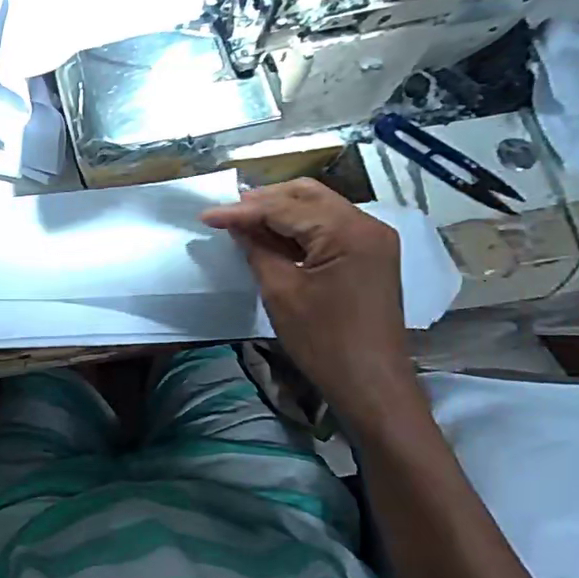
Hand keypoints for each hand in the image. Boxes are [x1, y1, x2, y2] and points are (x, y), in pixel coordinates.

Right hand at [200, 179, 416, 423]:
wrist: (370, 382)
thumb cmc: (323, 340)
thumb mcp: (280, 291)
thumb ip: (257, 249)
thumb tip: (235, 226)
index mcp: (348, 232)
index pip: (285, 207)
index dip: (241, 211)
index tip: (206, 216)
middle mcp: (367, 225)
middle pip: (307, 195)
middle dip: (263, 201)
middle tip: (226, 214)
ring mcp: (372, 239)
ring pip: (318, 207)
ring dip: (280, 212)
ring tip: (242, 223)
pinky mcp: (369, 255)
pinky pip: (328, 226)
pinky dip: (298, 228)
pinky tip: (270, 237)